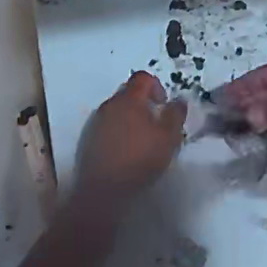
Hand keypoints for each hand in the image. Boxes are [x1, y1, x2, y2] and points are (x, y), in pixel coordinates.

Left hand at [74, 71, 185, 198]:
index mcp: (128, 100)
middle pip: (128, 92)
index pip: (142, 78)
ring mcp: (96, 121)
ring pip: (117, 109)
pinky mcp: (88, 137)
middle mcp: (109, 105)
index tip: (164, 106)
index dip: (157, 86)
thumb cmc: (140, 159)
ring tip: (142, 140)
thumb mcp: (169, 138)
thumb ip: (175, 115)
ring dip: (130, 117)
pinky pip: (107, 124)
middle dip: (144, 102)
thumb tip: (178, 100)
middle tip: (156, 124)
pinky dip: (118, 130)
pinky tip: (126, 150)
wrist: (104, 188)